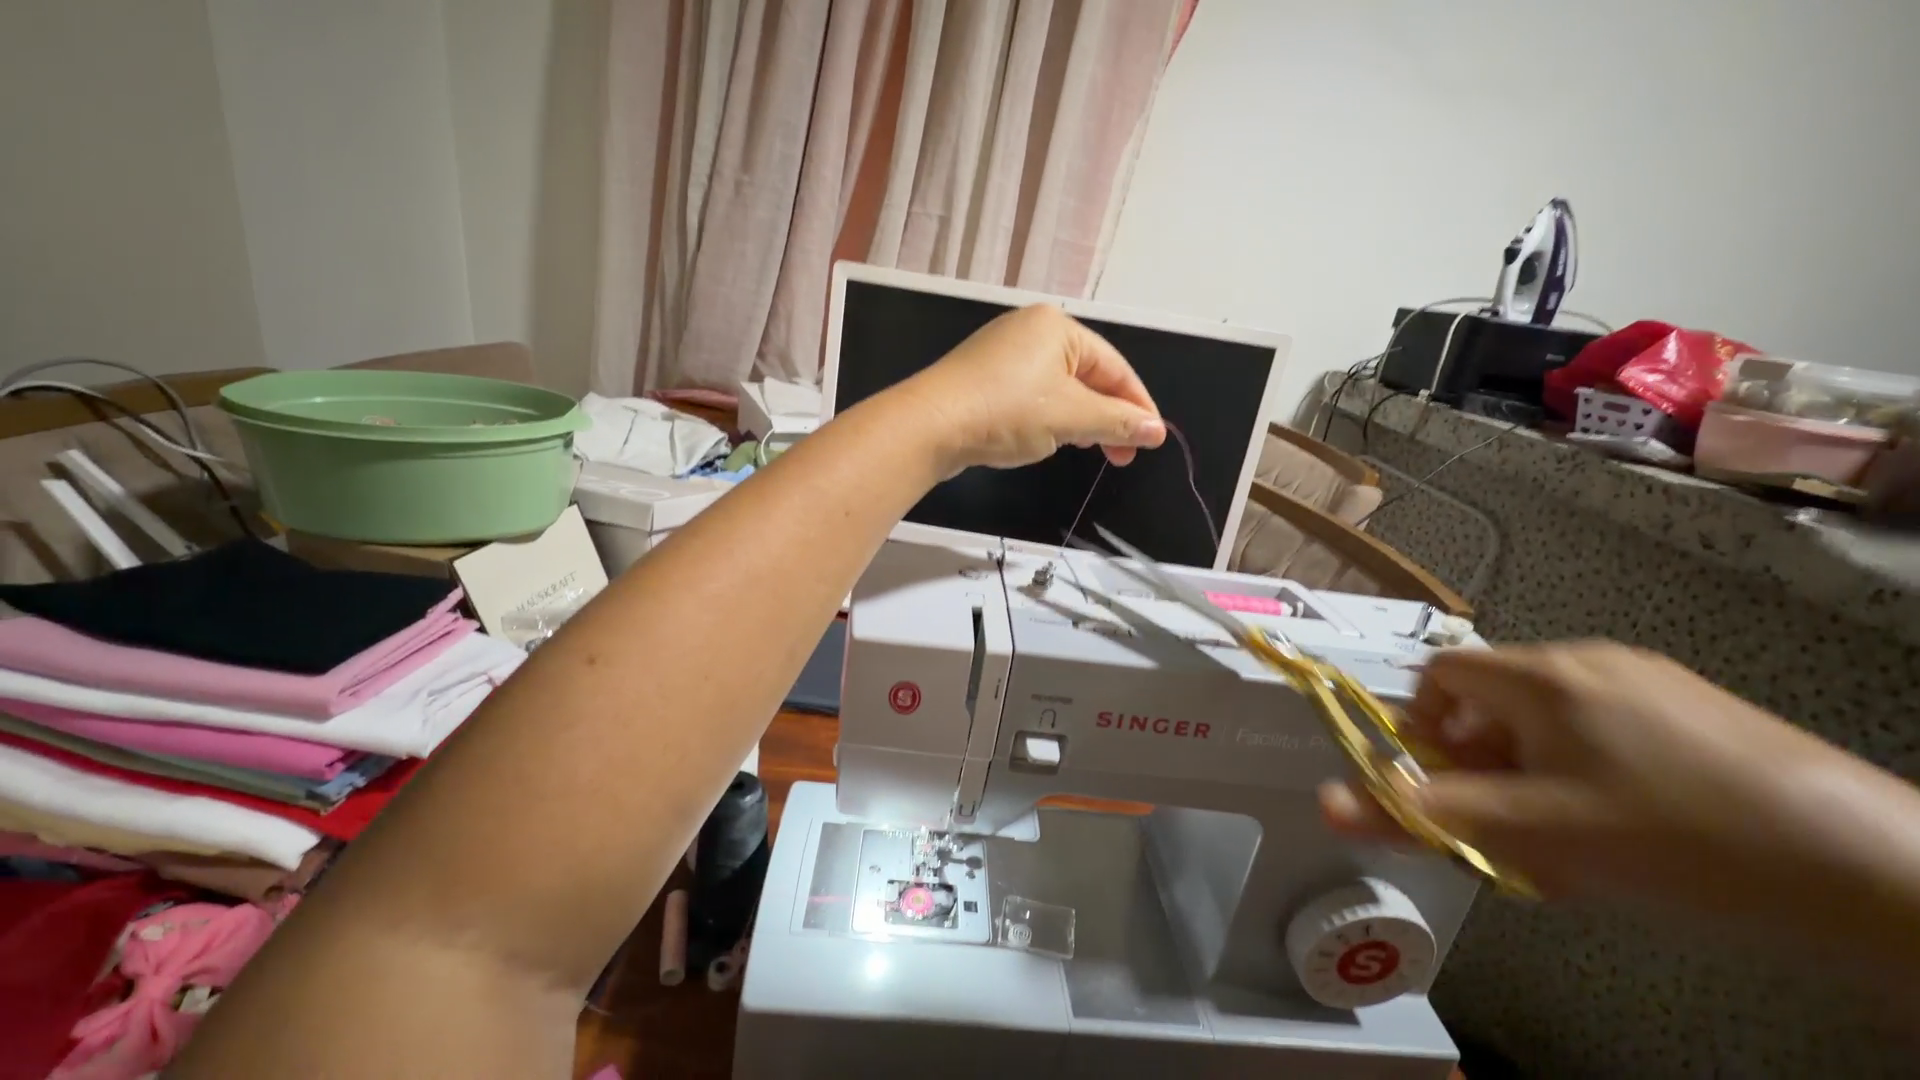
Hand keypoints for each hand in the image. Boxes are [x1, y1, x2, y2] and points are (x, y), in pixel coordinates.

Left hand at [899, 304, 1166, 472]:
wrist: (930, 425)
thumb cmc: (1007, 412)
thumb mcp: (1071, 418)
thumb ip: (1118, 422)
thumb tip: (1157, 430)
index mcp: (1058, 326)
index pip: (1114, 366)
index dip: (1138, 406)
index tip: (1152, 441)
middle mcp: (1031, 330)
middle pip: (1087, 375)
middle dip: (1107, 416)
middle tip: (1120, 457)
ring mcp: (1002, 352)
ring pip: (1059, 387)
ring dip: (1079, 419)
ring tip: (1087, 448)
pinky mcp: (982, 378)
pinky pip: (1031, 394)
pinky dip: (1048, 417)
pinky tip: (1048, 439)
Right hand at [1319, 642, 1919, 953]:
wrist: (1854, 861)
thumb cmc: (1664, 833)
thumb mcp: (1531, 834)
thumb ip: (1422, 816)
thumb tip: (1326, 801)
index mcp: (1540, 675)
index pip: (1440, 674)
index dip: (1420, 725)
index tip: (1440, 783)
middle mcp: (1587, 660)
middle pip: (1493, 698)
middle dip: (1478, 759)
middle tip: (1501, 823)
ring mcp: (1649, 679)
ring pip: (1549, 716)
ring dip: (1528, 767)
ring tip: (1561, 833)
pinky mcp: (1695, 707)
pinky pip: (1603, 724)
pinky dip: (1582, 765)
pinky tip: (1623, 822)